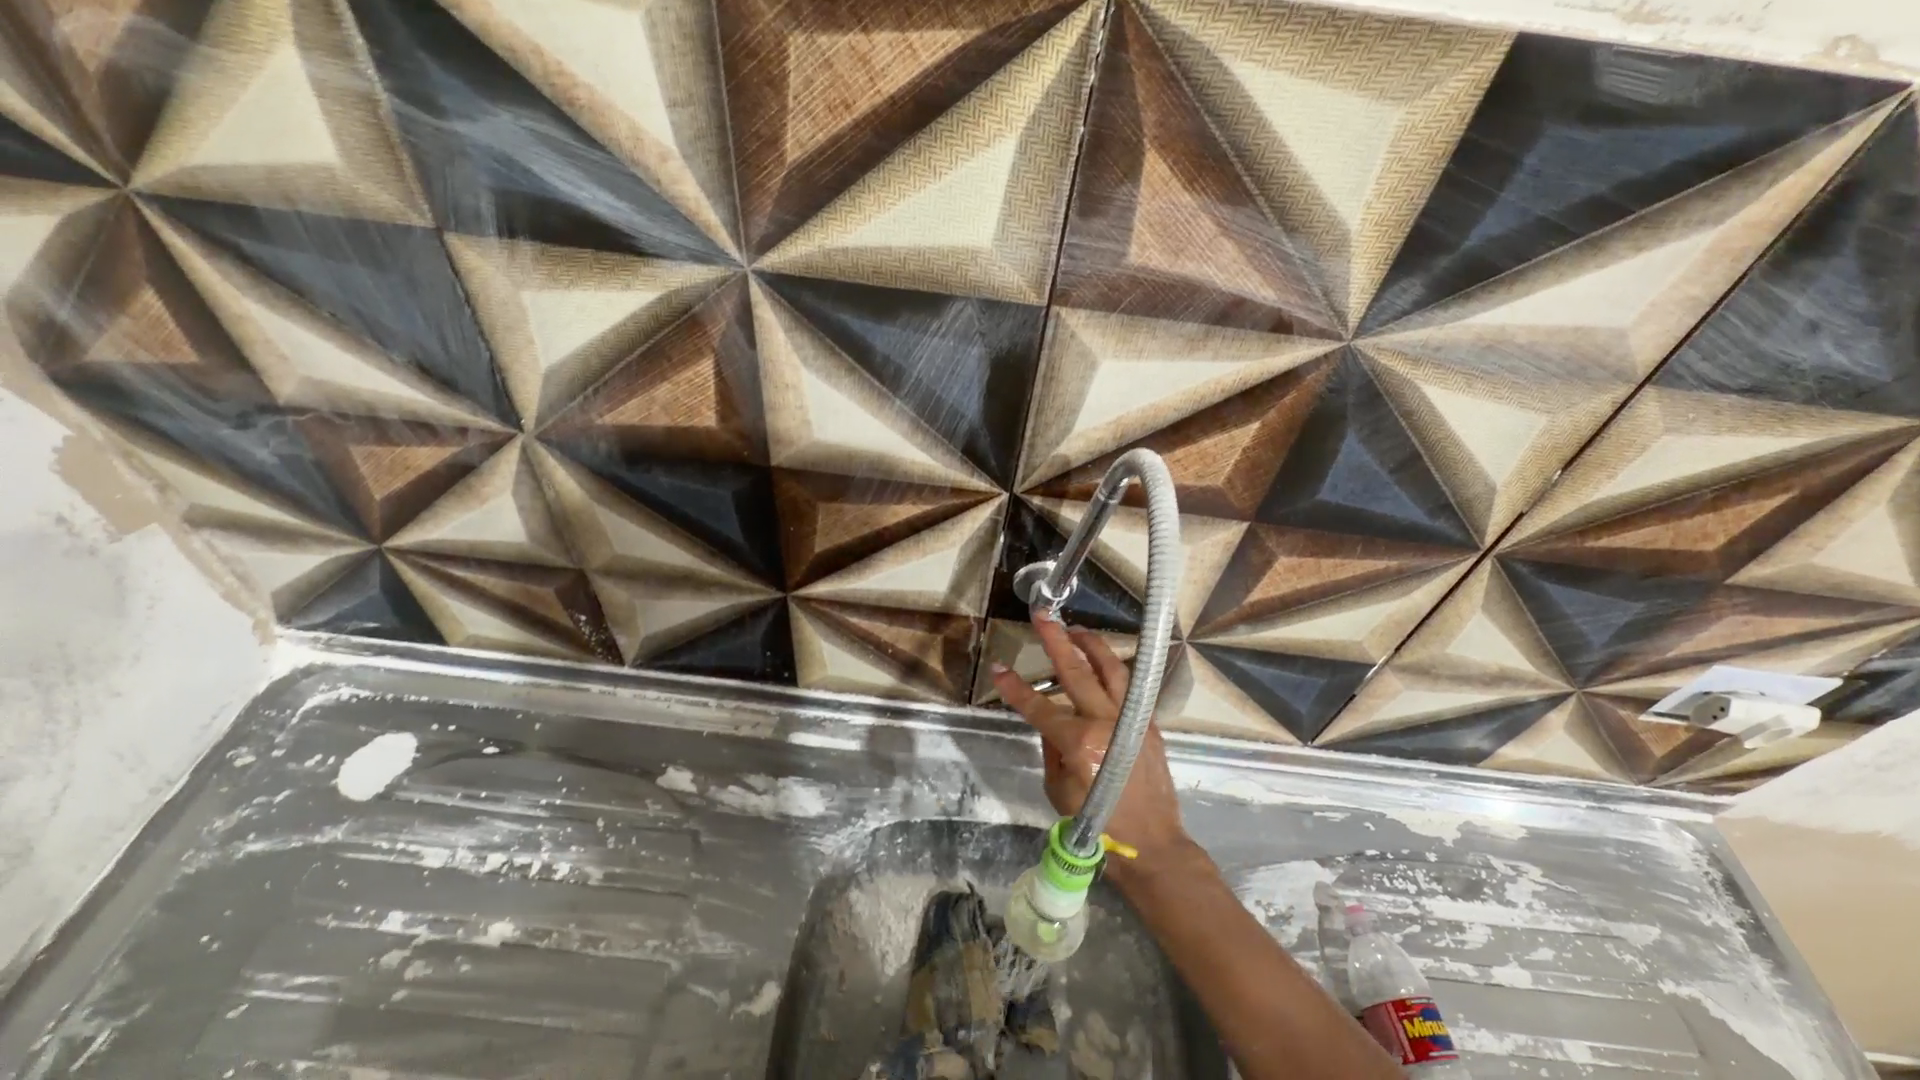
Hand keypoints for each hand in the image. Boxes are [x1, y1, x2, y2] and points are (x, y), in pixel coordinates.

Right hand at [991, 608, 1194, 882]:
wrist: (1152, 843)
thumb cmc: (1098, 827)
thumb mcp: (1058, 790)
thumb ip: (1051, 749)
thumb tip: (1049, 722)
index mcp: (1079, 742)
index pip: (1038, 707)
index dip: (1015, 688)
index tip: (998, 668)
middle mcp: (1106, 721)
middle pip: (1077, 671)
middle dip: (1056, 641)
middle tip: (1042, 617)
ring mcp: (1131, 719)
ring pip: (1111, 669)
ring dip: (1091, 645)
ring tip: (1074, 630)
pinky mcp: (1148, 724)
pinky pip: (1129, 687)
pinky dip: (1113, 669)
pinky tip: (1102, 662)